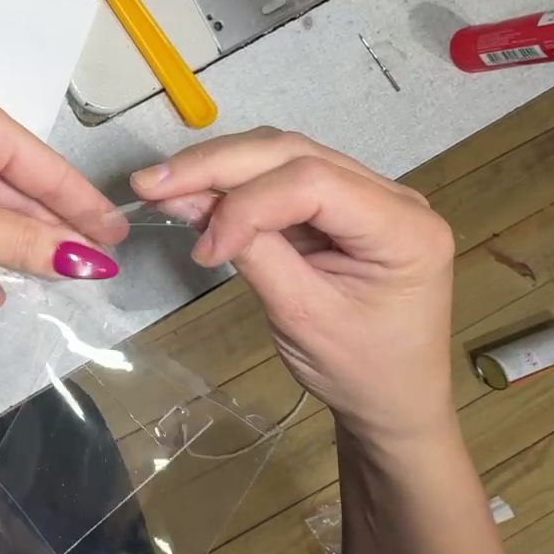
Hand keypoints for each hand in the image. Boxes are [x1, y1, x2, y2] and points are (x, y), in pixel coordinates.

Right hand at [131, 128, 456, 443]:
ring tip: (162, 186)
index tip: (204, 253)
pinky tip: (191, 192)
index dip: (245, 205)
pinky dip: (227, 182)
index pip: (312, 183)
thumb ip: (249, 251)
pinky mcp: (333, 201)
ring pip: (276, 152)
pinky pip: (273, 174)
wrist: (390, 401)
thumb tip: (182, 201)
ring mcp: (363, 192)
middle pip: (289, 153)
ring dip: (214, 166)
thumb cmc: (358, 370)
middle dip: (213, 165)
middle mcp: (390, 194)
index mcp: (403, 228)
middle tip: (149, 184)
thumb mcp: (301, 316)